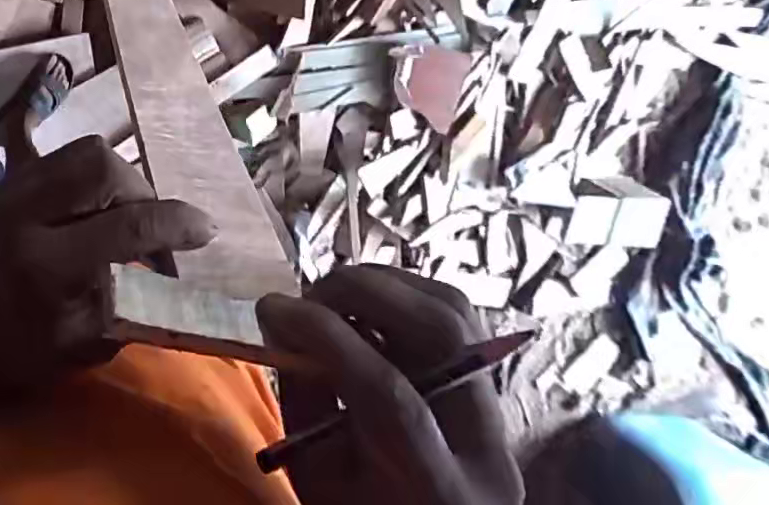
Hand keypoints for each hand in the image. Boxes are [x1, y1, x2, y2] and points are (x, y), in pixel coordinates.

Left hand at [0, 138, 217, 397]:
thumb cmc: (22, 355)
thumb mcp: (86, 343)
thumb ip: (136, 300)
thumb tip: (180, 264)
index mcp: (45, 265)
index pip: (126, 227)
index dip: (174, 225)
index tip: (203, 230)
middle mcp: (25, 214)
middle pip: (103, 166)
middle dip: (142, 192)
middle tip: (151, 225)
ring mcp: (13, 190)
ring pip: (87, 150)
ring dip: (120, 178)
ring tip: (126, 211)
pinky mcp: (10, 180)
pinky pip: (66, 153)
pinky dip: (94, 171)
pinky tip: (100, 200)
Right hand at [256, 265, 522, 504]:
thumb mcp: (316, 477)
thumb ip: (302, 394)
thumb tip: (283, 316)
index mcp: (438, 494)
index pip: (390, 395)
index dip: (325, 336)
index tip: (271, 308)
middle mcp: (486, 447)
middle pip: (439, 332)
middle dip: (363, 293)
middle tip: (309, 296)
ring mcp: (497, 410)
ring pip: (451, 309)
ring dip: (383, 284)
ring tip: (334, 297)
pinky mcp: (490, 381)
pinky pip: (451, 309)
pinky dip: (401, 291)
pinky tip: (366, 304)